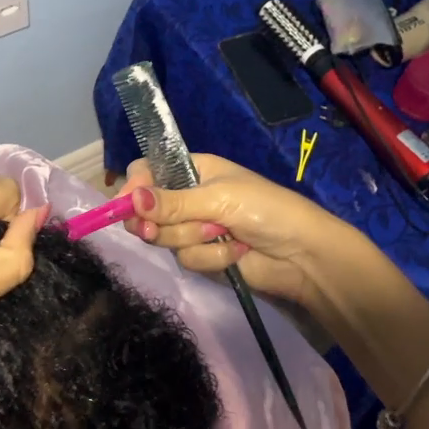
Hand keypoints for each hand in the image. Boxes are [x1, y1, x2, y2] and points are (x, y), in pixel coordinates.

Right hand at [119, 154, 351, 306]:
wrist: (302, 255)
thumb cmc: (265, 210)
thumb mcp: (218, 199)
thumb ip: (173, 202)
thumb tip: (130, 199)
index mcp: (193, 169)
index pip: (147, 172)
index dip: (133, 189)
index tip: (127, 207)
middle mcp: (189, 196)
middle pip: (148, 209)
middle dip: (158, 223)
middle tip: (156, 232)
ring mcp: (195, 227)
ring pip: (166, 238)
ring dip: (194, 240)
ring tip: (223, 235)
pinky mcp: (204, 256)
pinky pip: (187, 258)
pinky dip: (211, 258)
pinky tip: (235, 252)